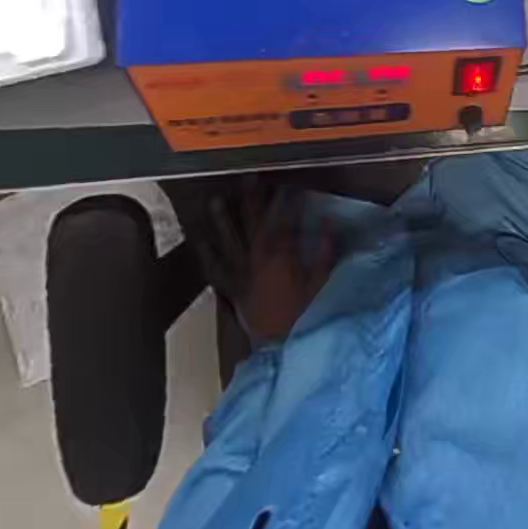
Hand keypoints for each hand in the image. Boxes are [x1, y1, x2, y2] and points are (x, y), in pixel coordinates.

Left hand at [192, 181, 334, 344]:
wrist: (281, 351)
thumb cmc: (305, 316)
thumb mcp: (322, 283)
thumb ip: (325, 251)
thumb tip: (328, 222)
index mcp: (281, 256)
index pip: (284, 220)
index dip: (288, 201)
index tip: (292, 184)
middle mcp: (257, 259)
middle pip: (254, 223)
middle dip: (253, 199)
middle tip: (250, 177)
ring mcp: (242, 274)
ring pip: (230, 241)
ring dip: (222, 219)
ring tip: (214, 199)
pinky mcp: (232, 289)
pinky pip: (215, 270)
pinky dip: (207, 254)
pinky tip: (199, 240)